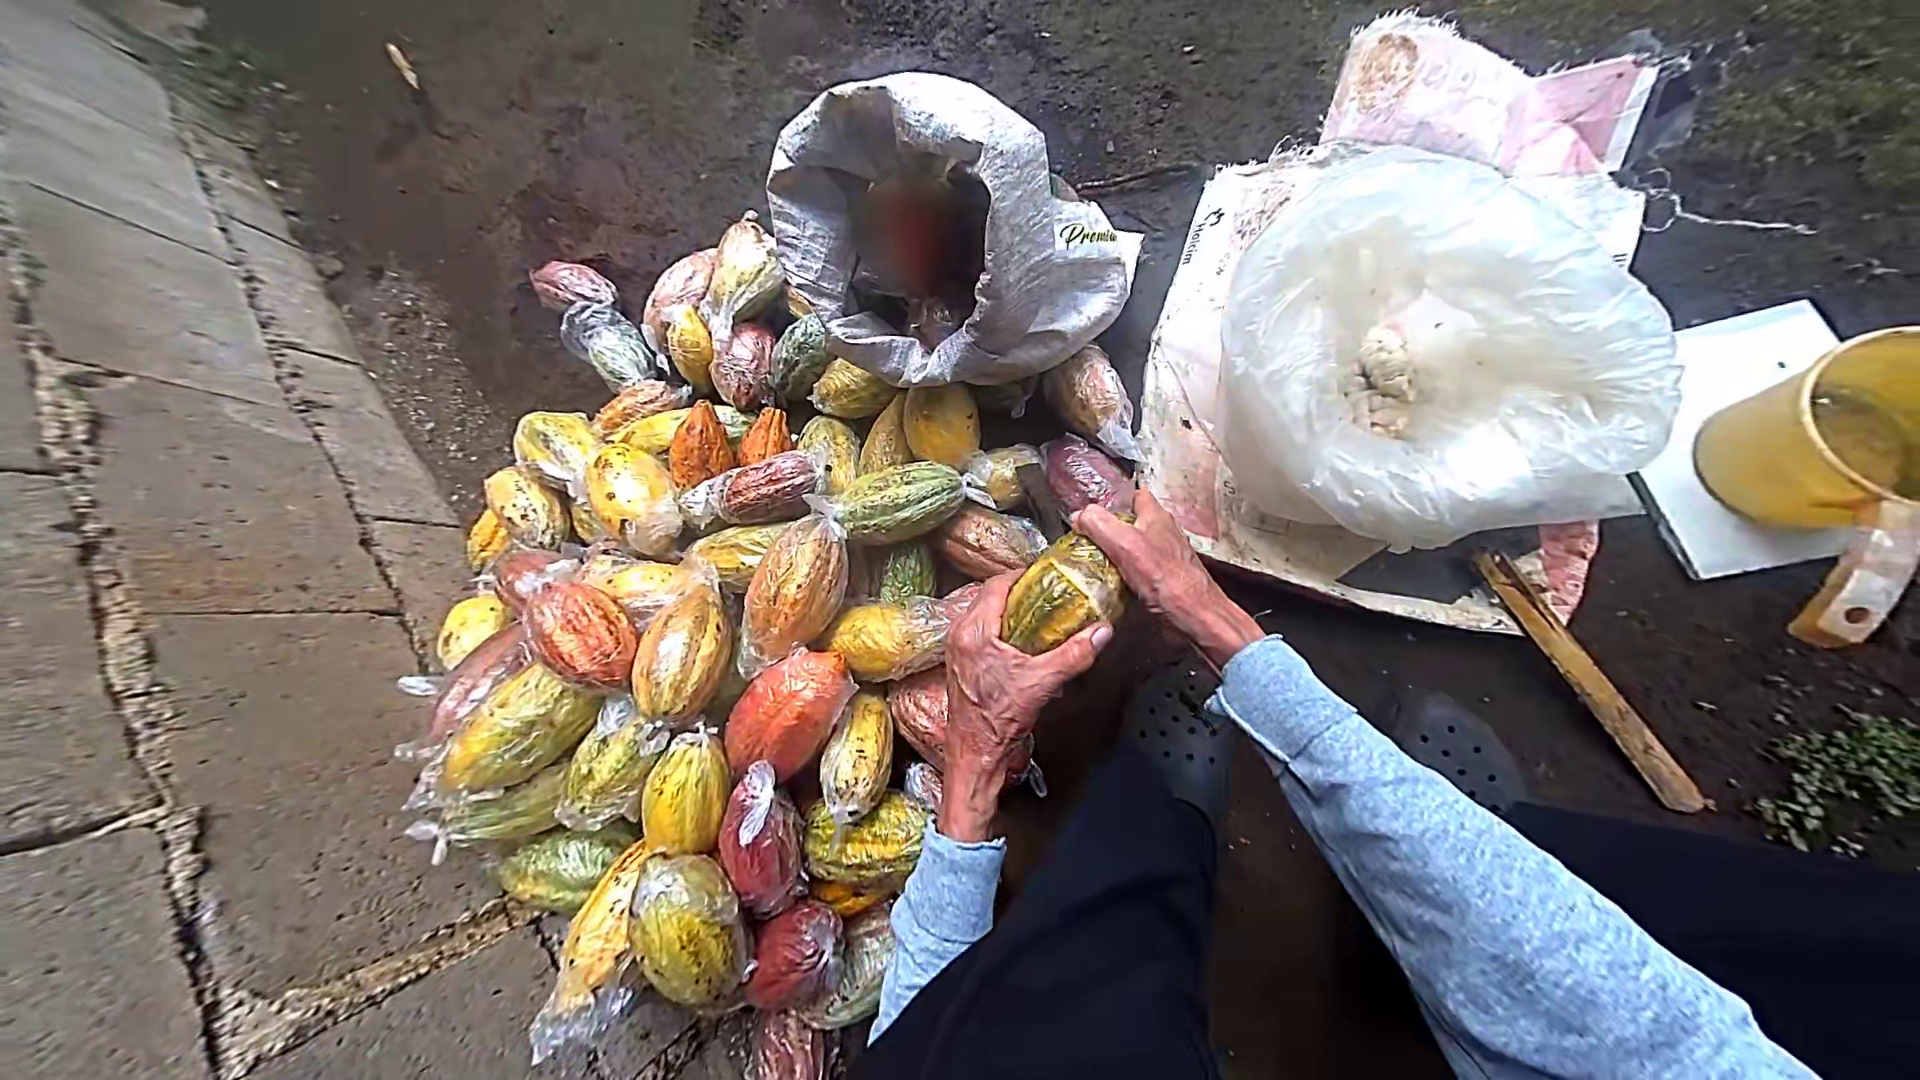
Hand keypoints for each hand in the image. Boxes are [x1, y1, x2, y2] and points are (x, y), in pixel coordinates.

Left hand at [939, 572, 1112, 841]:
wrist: (976, 755)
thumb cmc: (998, 721)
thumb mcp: (1042, 683)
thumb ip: (1074, 655)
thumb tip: (1101, 633)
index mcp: (973, 632)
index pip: (994, 585)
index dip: (1019, 575)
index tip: (1039, 575)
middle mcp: (959, 636)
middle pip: (987, 597)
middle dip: (1015, 592)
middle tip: (1041, 592)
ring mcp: (955, 650)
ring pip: (981, 614)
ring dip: (1006, 610)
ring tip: (1034, 613)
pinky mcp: (958, 663)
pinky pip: (977, 632)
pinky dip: (998, 628)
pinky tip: (1018, 641)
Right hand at [1074, 489, 1262, 672]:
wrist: (1195, 615)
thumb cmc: (1166, 577)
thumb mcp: (1124, 543)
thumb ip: (1099, 524)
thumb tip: (1079, 515)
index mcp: (1156, 516)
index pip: (1135, 494)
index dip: (1114, 498)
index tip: (1093, 508)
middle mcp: (1163, 533)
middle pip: (1132, 522)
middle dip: (1110, 527)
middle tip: (1087, 537)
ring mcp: (1166, 557)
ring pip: (1135, 546)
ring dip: (1116, 552)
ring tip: (1093, 560)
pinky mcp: (1165, 579)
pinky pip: (1139, 570)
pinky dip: (1125, 573)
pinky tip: (1112, 582)